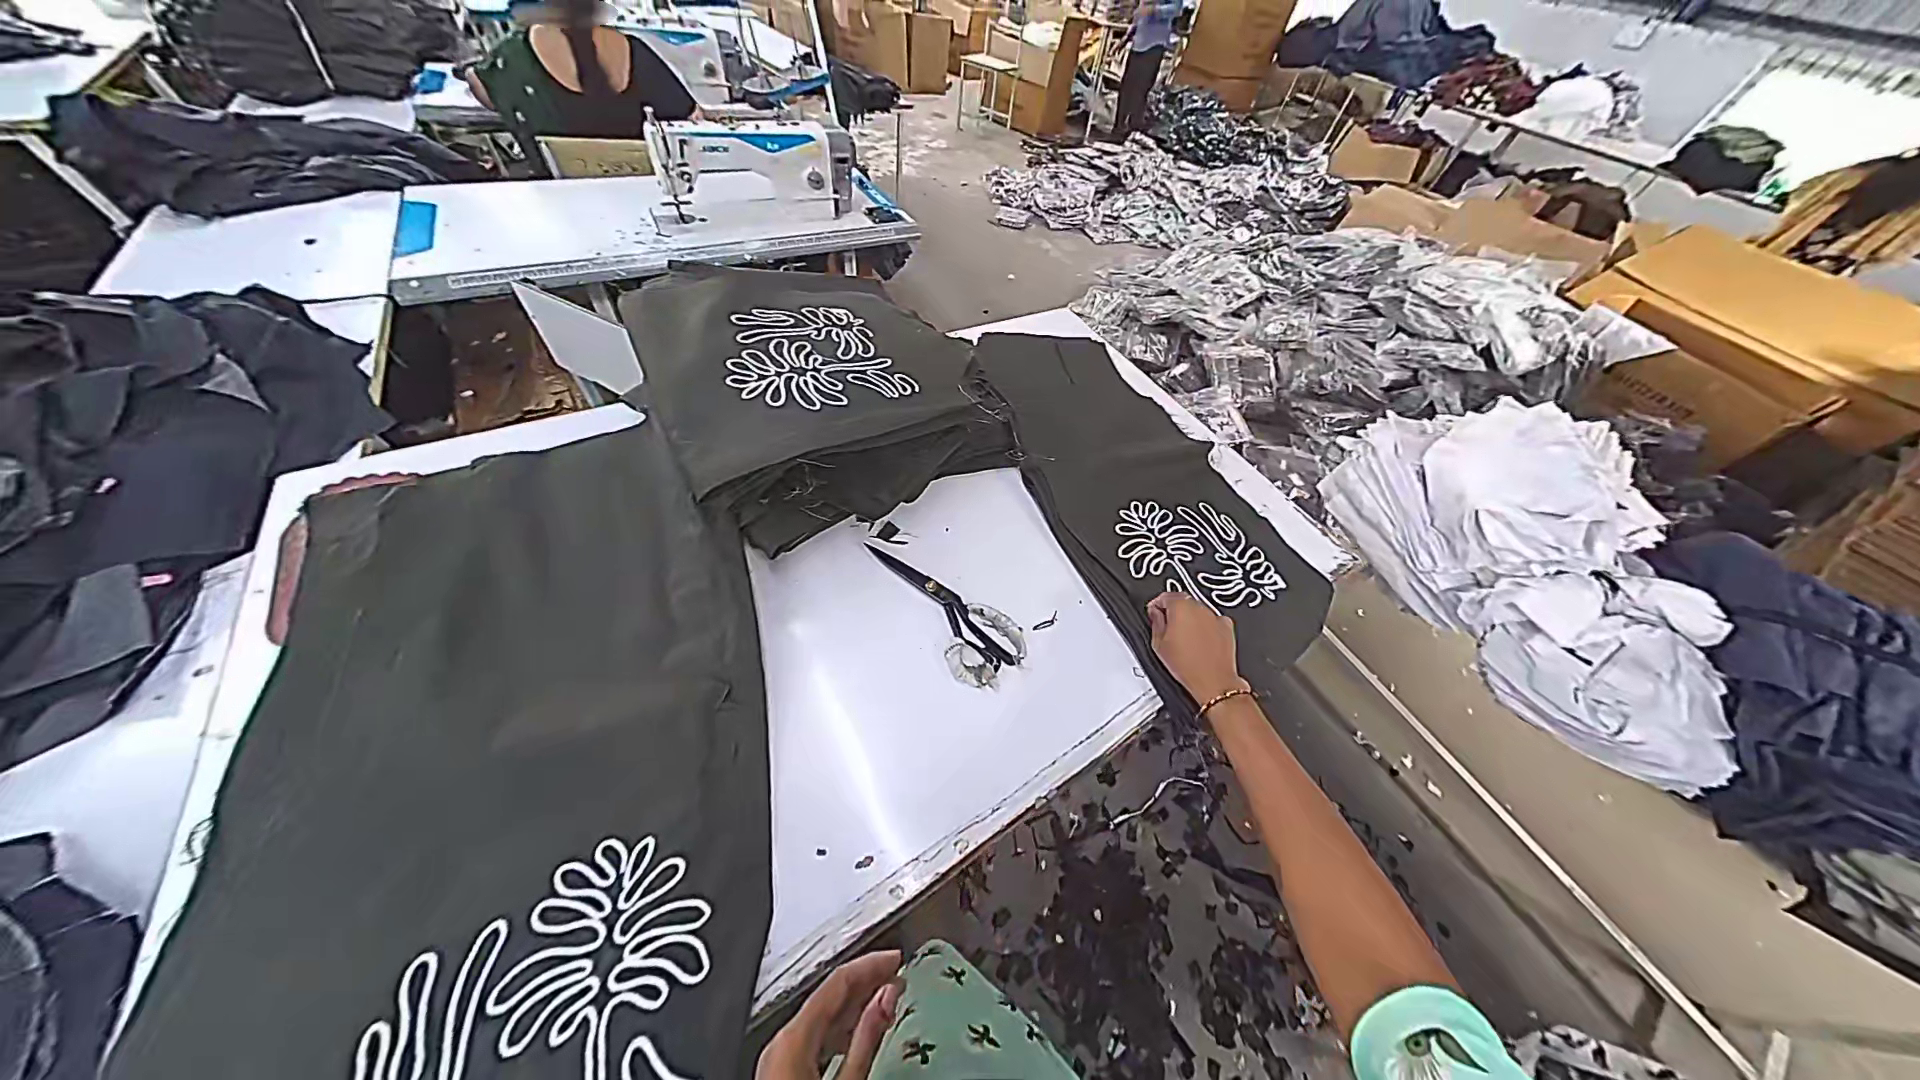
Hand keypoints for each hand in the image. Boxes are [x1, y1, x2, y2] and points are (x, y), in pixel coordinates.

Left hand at [756, 950, 902, 1079]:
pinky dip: (841, 1026)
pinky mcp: (781, 1072)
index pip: (837, 980)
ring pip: (822, 1014)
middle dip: (866, 982)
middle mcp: (781, 1041)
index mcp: (792, 1037)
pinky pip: (815, 1035)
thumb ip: (868, 1037)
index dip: (870, 965)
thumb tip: (887, 996)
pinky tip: (859, 1030)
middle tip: (897, 977)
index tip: (896, 960)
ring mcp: (778, 1057)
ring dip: (856, 1003)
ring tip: (887, 999)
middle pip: (829, 995)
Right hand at [1147, 591, 1247, 705]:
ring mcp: (1215, 616)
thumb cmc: (1187, 665)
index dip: (1156, 605)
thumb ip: (1155, 622)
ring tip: (1184, 640)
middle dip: (1174, 612)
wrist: (1214, 681)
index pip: (1165, 596)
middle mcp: (1200, 607)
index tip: (1153, 612)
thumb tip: (1155, 613)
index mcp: (1181, 607)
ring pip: (1197, 611)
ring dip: (1190, 619)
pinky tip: (1199, 642)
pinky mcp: (1227, 627)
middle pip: (1183, 601)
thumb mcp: (1158, 644)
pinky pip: (1212, 621)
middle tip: (1167, 629)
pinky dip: (1205, 627)